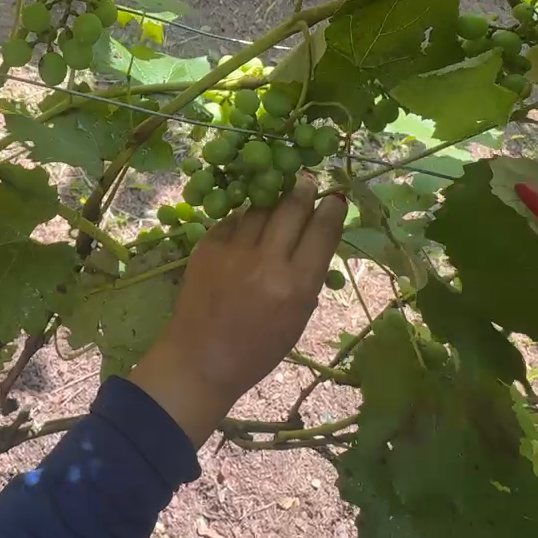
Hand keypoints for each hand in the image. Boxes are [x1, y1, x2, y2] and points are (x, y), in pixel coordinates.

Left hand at [129, 177, 346, 446]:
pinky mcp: (207, 245)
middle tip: (308, 180)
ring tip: (279, 194)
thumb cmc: (258, 348)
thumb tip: (315, 237)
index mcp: (296, 286)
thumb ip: (307, 277)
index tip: (336, 197)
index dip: (332, 210)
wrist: (201, 358)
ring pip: (259, 210)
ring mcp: (233, 251)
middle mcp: (266, 262)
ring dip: (272, 201)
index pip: (322, 233)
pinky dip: (242, 220)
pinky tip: (247, 221)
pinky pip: (232, 221)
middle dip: (303, 191)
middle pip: (291, 210)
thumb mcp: (297, 318)